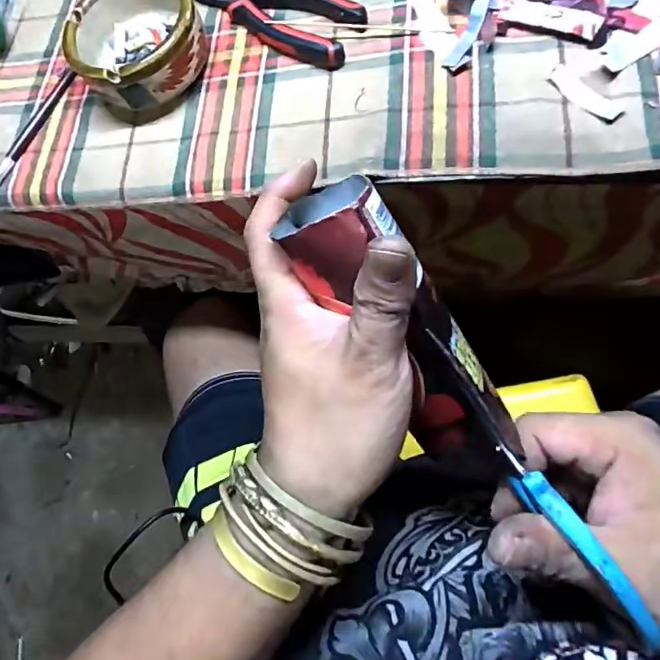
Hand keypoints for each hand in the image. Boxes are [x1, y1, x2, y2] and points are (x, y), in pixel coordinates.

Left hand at [244, 160, 416, 518]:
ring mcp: (303, 337)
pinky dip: (361, 293)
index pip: (264, 235)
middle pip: (298, 252)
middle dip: (330, 223)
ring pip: (322, 281)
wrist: (314, 490)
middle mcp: (287, 313)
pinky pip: (338, 310)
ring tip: (394, 250)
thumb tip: (391, 239)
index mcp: (283, 304)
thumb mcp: (368, 358)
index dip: (279, 196)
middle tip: (376, 212)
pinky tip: (395, 297)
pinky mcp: (321, 358)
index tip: (309, 168)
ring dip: (350, 259)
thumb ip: (380, 299)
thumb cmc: (335, 423)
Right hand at [486, 412, 659, 658]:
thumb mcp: (617, 570)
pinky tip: (566, 547)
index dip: (510, 469)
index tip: (509, 517)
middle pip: (535, 449)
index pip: (532, 430)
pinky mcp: (615, 482)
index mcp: (618, 440)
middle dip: (523, 496)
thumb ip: (550, 549)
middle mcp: (614, 437)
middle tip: (527, 542)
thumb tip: (492, 544)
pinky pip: (563, 487)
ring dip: (538, 511)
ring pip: (544, 471)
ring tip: (550, 550)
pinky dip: (554, 517)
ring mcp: (616, 458)